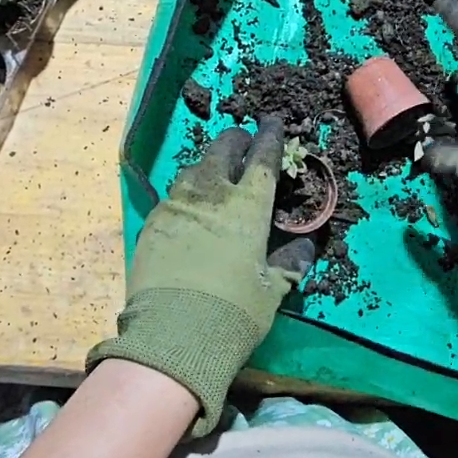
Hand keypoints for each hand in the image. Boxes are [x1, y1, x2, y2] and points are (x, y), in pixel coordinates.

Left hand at [88, 119, 294, 437]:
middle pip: (224, 150)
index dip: (270, 137)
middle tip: (244, 143)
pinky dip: (187, 193)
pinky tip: (189, 206)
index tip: (273, 123)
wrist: (173, 335)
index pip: (262, 159)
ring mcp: (177, 205)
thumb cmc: (233, 312)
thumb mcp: (271, 292)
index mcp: (247, 208)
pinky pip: (173, 195)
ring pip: (194, 168)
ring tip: (216, 173)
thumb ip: (288, 264)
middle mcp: (211, 196)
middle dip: (236, 140)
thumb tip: (305, 247)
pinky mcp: (152, 222)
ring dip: (209, 164)